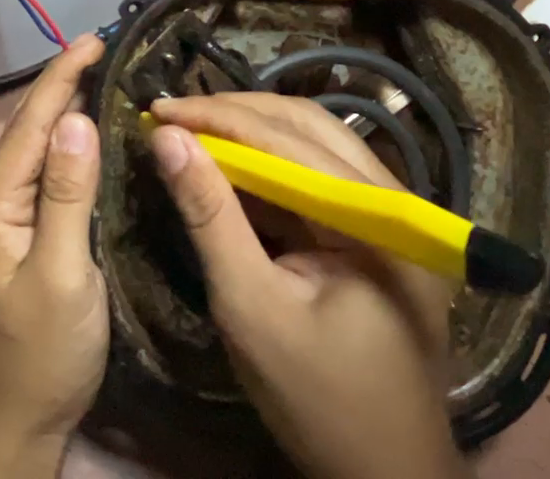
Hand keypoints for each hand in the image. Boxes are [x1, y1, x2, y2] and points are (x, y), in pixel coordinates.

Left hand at [0, 35, 107, 478]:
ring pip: (35, 152)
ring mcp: (6, 222)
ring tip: (98, 78)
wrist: (18, 422)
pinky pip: (45, 177)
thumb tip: (75, 120)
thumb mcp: (61, 272)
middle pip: (28, 131)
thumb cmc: (41, 352)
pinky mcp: (24, 238)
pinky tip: (88, 139)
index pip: (29, 125)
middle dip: (61, 86)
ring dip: (63, 112)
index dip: (60, 79)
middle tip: (102, 49)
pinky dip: (67, 147)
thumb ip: (65, 196)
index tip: (93, 39)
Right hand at [147, 93, 465, 478]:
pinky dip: (267, 165)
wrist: (384, 475)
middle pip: (309, 127)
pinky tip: (227, 167)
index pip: (289, 140)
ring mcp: (387, 220)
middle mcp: (394, 205)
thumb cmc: (316, 398)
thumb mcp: (249, 306)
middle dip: (235, 113)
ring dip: (251, 132)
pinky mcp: (371, 237)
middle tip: (171, 115)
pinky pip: (315, 179)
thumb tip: (167, 139)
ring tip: (191, 130)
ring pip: (314, 145)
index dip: (217, 116)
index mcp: (377, 221)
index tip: (155, 107)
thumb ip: (209, 216)